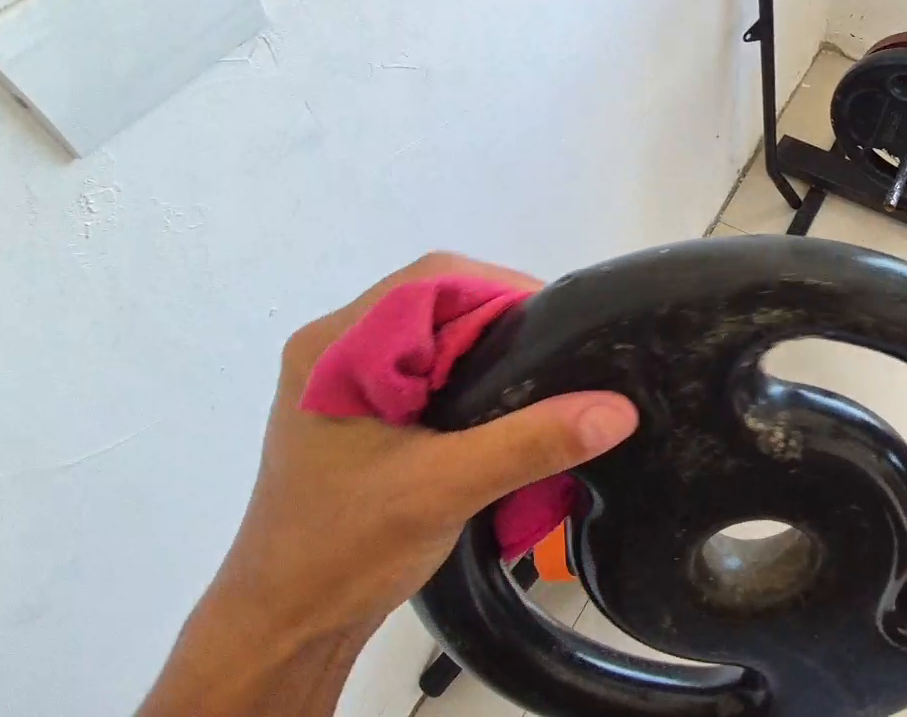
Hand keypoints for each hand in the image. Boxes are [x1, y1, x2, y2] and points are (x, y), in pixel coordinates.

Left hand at [138, 252, 639, 716]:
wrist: (286, 627)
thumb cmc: (345, 549)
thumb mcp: (445, 489)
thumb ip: (532, 443)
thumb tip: (621, 409)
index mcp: (337, 346)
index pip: (434, 279)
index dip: (503, 289)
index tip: (561, 324)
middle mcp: (338, 345)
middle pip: (441, 296)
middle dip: (506, 317)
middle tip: (563, 353)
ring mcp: (350, 374)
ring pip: (442, 327)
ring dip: (495, 345)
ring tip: (545, 376)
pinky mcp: (367, 403)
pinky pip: (435, 359)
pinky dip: (478, 368)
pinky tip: (508, 401)